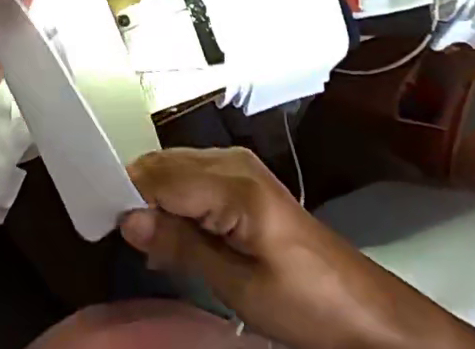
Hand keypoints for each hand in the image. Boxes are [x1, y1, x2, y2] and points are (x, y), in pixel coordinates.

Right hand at [120, 148, 474, 348]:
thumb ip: (181, 245)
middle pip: (164, 164)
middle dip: (140, 196)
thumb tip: (127, 219)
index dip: (129, 197)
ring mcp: (240, 165)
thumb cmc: (306, 306)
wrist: (366, 312)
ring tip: (152, 243)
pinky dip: (176, 197)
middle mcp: (234, 161)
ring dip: (157, 197)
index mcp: (235, 185)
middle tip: (131, 241)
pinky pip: (193, 174)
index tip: (107, 226)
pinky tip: (176, 231)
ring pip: (175, 166)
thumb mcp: (239, 288)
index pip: (160, 175)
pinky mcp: (244, 177)